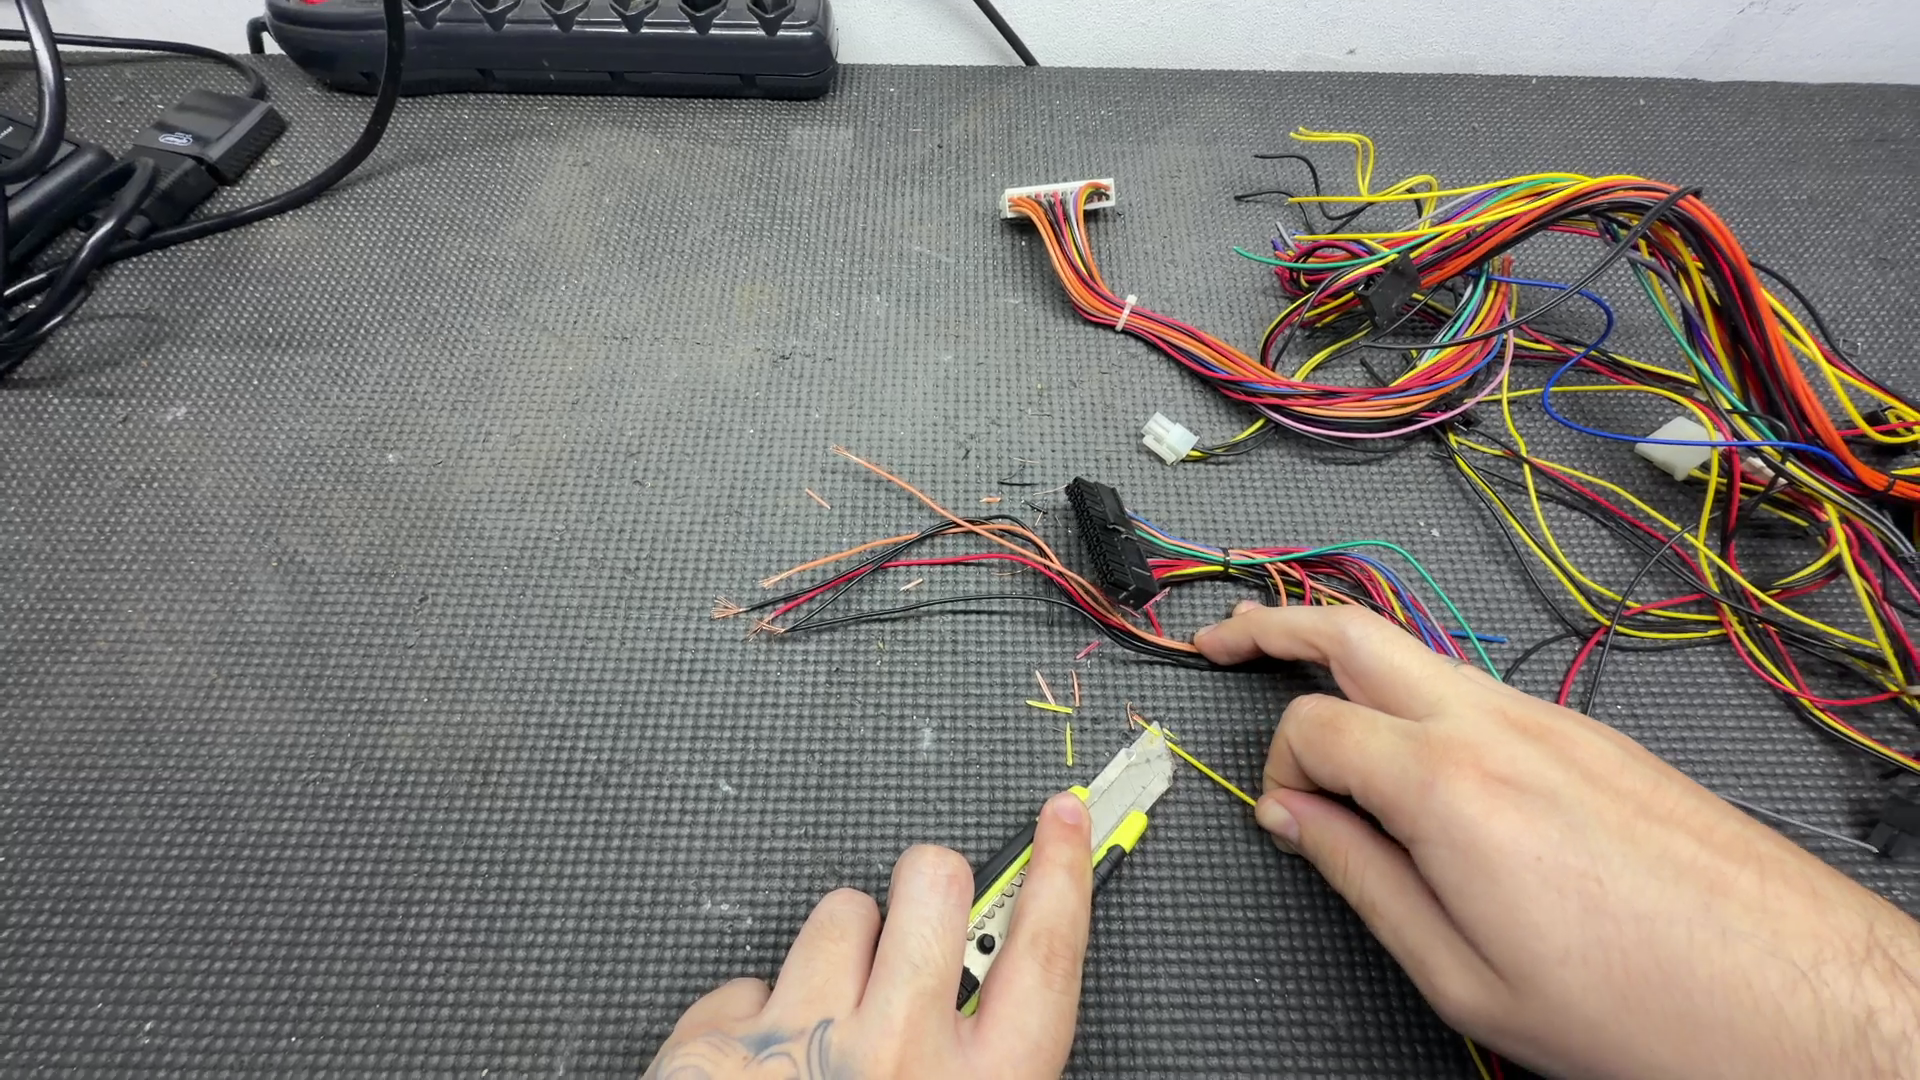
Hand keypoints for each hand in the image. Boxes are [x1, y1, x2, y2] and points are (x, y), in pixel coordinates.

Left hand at [643, 792, 1092, 1079]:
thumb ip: (992, 1070)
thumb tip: (1012, 1010)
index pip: (1045, 956)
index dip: (1063, 872)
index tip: (1065, 814)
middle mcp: (896, 1061)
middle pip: (936, 880)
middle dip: (929, 889)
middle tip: (911, 938)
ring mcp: (800, 1045)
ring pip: (841, 909)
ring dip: (838, 958)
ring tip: (828, 1031)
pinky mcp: (713, 1047)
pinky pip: (753, 976)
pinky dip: (758, 1014)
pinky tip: (755, 1079)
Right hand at [1195, 602, 1919, 1079]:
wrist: (1833, 1014)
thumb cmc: (1642, 1011)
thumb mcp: (1458, 971)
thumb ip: (1353, 872)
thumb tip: (1287, 815)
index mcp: (1445, 783)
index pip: (1312, 727)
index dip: (1281, 768)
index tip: (1291, 817)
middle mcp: (1487, 723)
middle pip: (1348, 630)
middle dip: (1269, 624)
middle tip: (1219, 638)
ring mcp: (1539, 715)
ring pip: (1405, 645)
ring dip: (1331, 643)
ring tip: (1283, 656)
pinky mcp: (1578, 729)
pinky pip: (1459, 682)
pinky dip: (1399, 685)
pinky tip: (1395, 730)